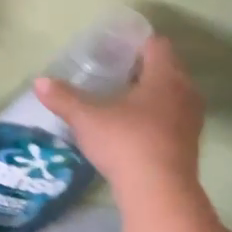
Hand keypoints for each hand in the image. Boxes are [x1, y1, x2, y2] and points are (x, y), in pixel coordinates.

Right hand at [34, 35, 204, 196]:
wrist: (158, 189)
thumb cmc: (125, 143)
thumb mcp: (86, 119)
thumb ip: (63, 98)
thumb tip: (39, 82)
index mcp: (164, 77)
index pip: (157, 45)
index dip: (136, 42)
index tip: (114, 47)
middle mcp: (185, 91)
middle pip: (167, 67)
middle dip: (142, 67)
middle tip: (113, 72)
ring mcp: (191, 117)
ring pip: (172, 92)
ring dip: (152, 92)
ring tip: (122, 98)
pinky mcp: (189, 139)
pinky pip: (173, 114)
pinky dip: (156, 113)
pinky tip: (134, 125)